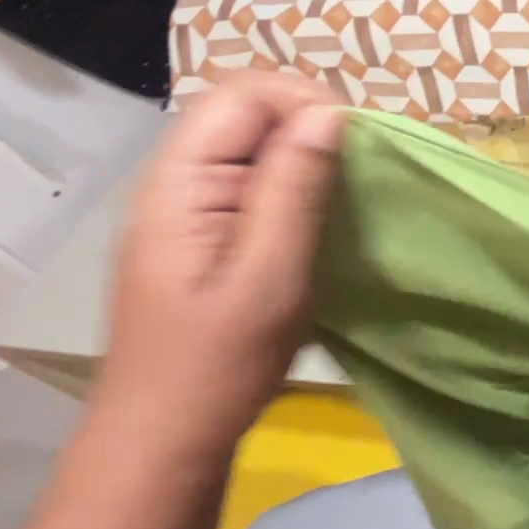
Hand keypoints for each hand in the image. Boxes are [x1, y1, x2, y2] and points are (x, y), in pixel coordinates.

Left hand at [94, 72, 346, 454]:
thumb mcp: (271, 272)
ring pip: (256, 141)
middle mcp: (177, 183)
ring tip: (352, 184)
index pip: (240, 95)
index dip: (303, 100)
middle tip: (361, 163)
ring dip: (310, 149)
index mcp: (178, 186)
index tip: (357, 141)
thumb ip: (294, 188)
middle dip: (312, 121)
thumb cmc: (220, 360)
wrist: (167, 433)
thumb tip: (329, 112)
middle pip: (247, 110)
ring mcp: (191, 207)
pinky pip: (258, 175)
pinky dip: (300, 177)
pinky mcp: (210, 228)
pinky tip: (325, 208)